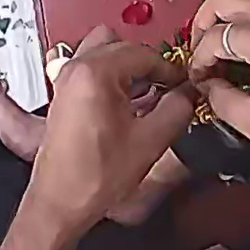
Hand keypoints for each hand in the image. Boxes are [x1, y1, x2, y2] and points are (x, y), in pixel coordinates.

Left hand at [24, 31, 195, 236]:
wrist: (60, 204)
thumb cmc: (97, 176)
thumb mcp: (151, 140)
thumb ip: (178, 108)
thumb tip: (189, 92)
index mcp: (96, 72)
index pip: (144, 53)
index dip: (170, 69)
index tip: (184, 84)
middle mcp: (76, 68)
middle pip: (123, 45)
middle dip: (149, 64)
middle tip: (169, 87)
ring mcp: (66, 80)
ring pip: (104, 50)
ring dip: (127, 65)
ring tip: (146, 91)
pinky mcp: (64, 94)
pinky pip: (92, 67)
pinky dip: (112, 75)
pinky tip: (127, 102)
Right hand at [187, 0, 249, 170]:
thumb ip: (224, 102)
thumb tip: (206, 84)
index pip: (217, 35)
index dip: (198, 58)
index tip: (197, 80)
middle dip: (203, 21)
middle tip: (200, 51)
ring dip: (226, 10)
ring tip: (219, 41)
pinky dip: (249, 9)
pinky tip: (247, 39)